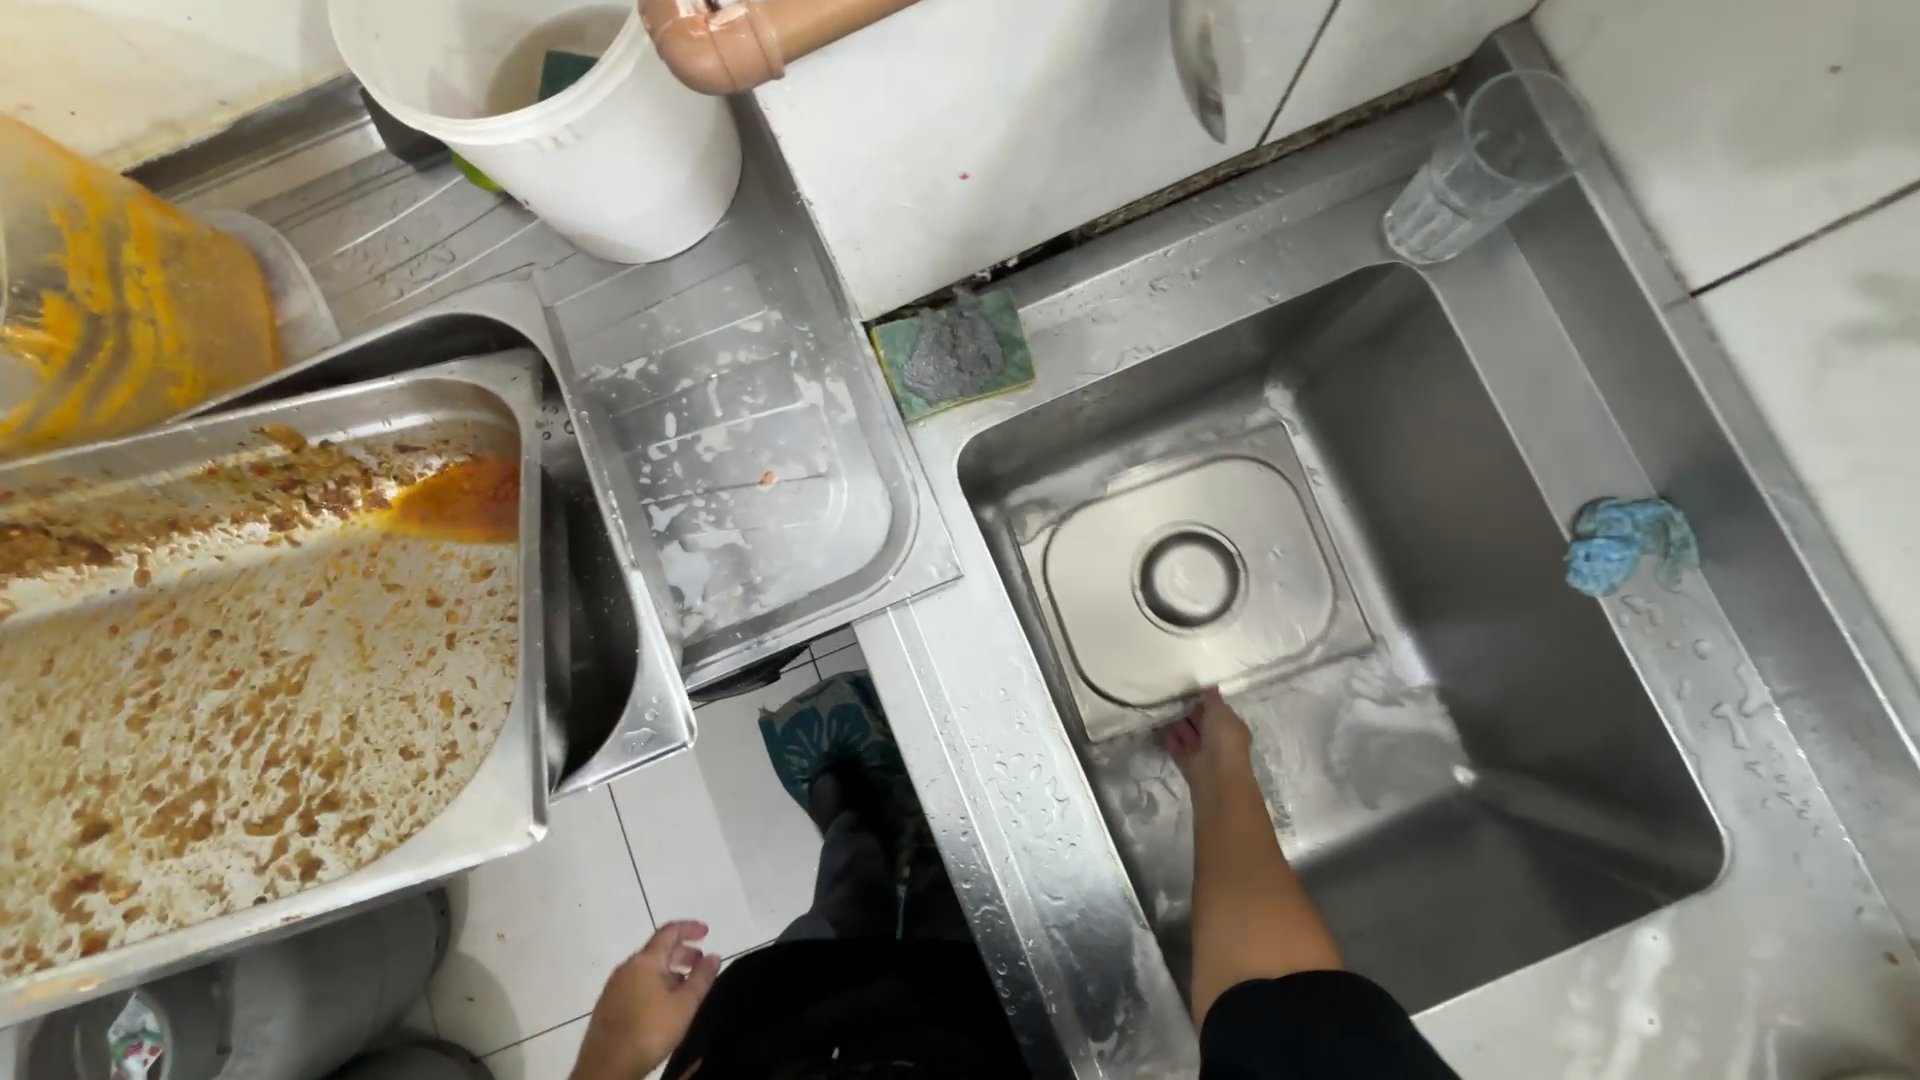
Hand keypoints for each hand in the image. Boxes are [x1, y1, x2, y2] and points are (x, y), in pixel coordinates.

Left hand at [571, 920, 721, 1079]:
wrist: (605, 1069)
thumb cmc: (649, 1032)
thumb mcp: (685, 1005)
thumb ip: (701, 978)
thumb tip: (713, 956)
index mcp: (645, 961)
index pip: (669, 931)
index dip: (690, 928)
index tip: (707, 932)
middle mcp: (627, 968)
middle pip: (658, 950)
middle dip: (683, 953)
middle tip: (700, 964)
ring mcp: (614, 988)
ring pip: (647, 969)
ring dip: (669, 971)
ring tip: (685, 988)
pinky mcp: (607, 1007)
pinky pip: (636, 984)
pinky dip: (654, 985)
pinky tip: (663, 1006)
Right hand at [1159, 687, 1252, 789]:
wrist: (1217, 777)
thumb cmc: (1224, 740)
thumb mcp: (1220, 712)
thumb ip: (1212, 699)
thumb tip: (1210, 686)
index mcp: (1232, 728)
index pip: (1218, 712)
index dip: (1205, 701)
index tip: (1187, 690)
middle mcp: (1220, 741)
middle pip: (1202, 724)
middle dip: (1189, 712)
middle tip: (1170, 696)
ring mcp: (1204, 755)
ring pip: (1189, 737)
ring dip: (1177, 725)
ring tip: (1161, 709)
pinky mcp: (1190, 766)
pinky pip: (1178, 749)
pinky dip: (1171, 740)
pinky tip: (1159, 728)